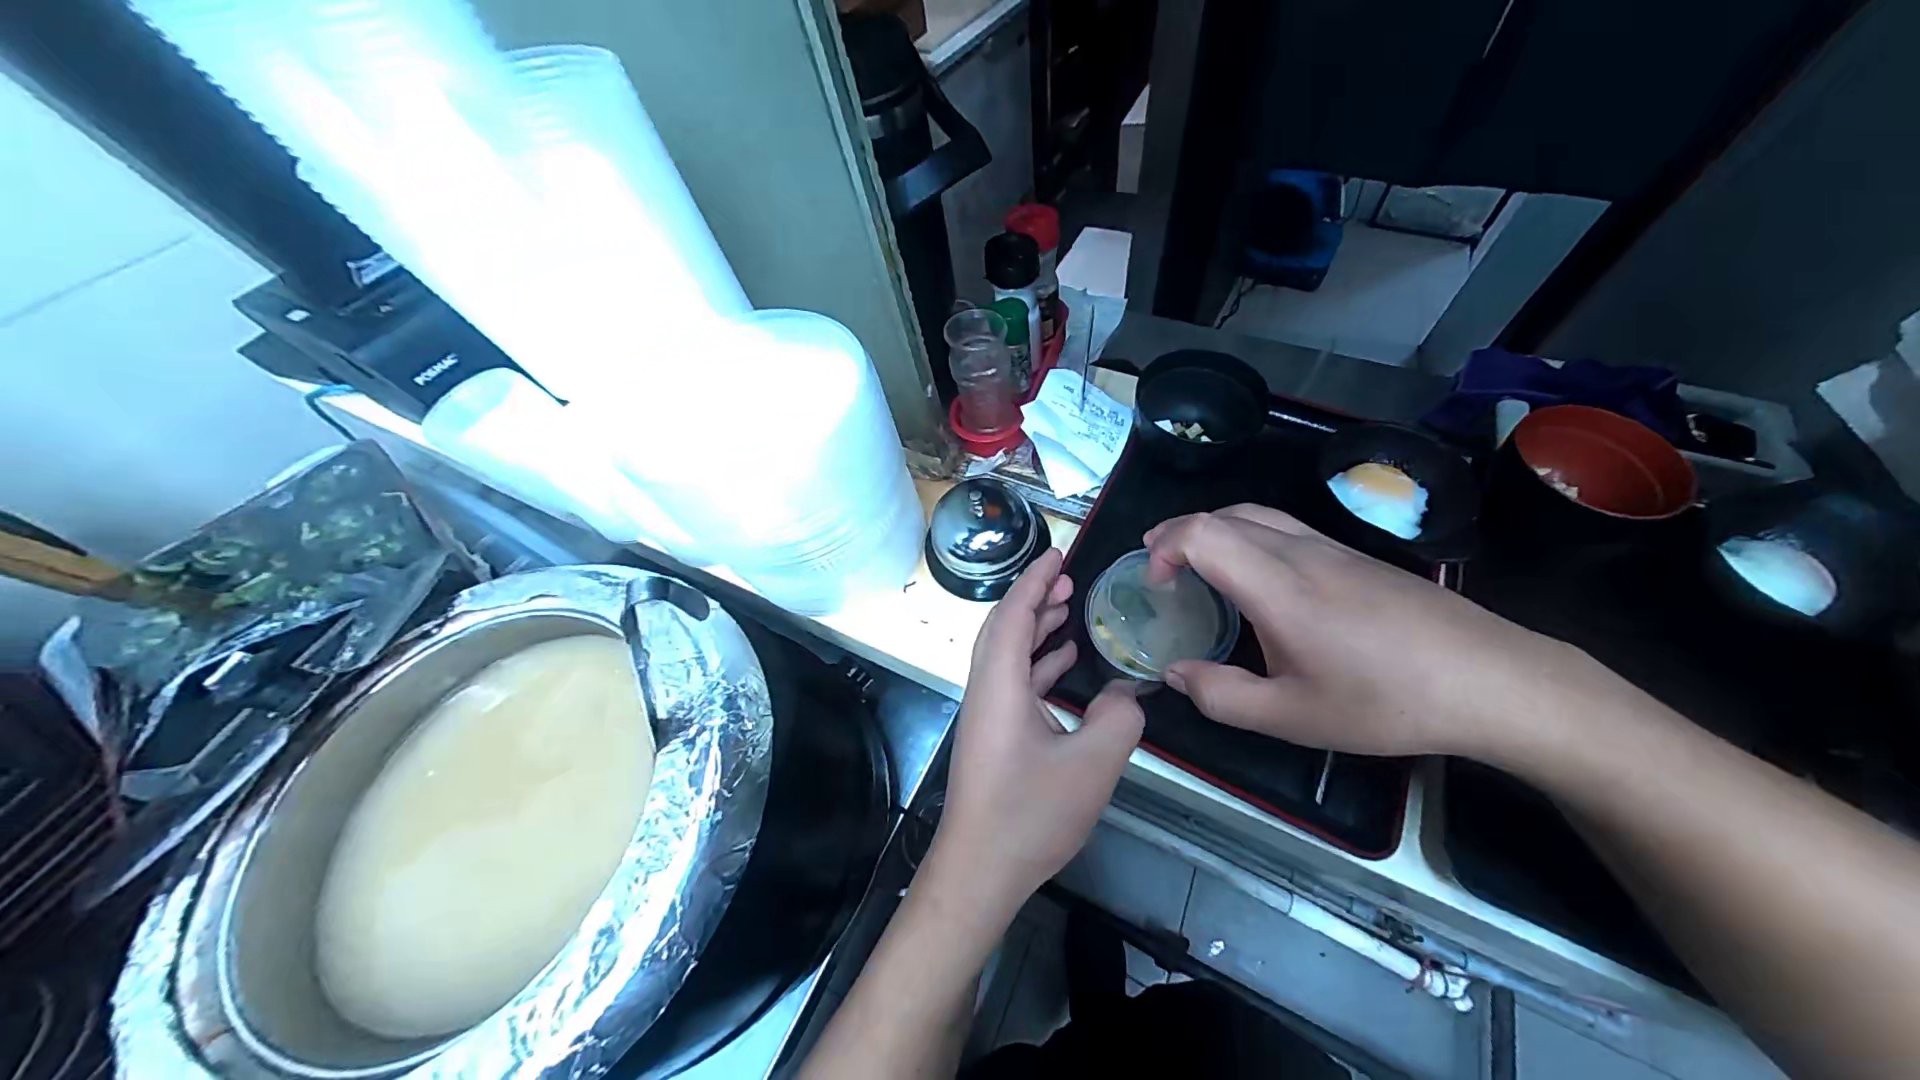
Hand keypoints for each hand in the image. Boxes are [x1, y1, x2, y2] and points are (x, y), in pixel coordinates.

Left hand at [927, 549, 1145, 923]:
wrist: (980, 869)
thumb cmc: (1029, 814)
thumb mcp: (1091, 765)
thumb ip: (1118, 719)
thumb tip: (1128, 693)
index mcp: (999, 685)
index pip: (1011, 615)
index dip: (1034, 581)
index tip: (1057, 554)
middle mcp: (986, 690)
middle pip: (1004, 628)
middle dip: (1034, 597)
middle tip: (1068, 577)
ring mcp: (987, 713)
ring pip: (1008, 654)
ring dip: (1035, 628)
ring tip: (1068, 608)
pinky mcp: (993, 734)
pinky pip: (1014, 681)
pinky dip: (1037, 663)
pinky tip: (1064, 661)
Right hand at [1144, 504, 1603, 759]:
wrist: (1495, 681)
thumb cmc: (1386, 702)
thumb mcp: (1292, 718)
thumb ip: (1221, 696)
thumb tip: (1175, 674)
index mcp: (1277, 586)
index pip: (1202, 532)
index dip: (1165, 547)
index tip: (1156, 585)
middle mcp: (1300, 552)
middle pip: (1223, 514)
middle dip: (1178, 533)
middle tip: (1158, 569)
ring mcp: (1332, 548)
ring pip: (1255, 514)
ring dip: (1212, 530)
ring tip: (1196, 565)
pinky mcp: (1355, 556)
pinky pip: (1283, 527)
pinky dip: (1246, 536)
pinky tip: (1256, 578)